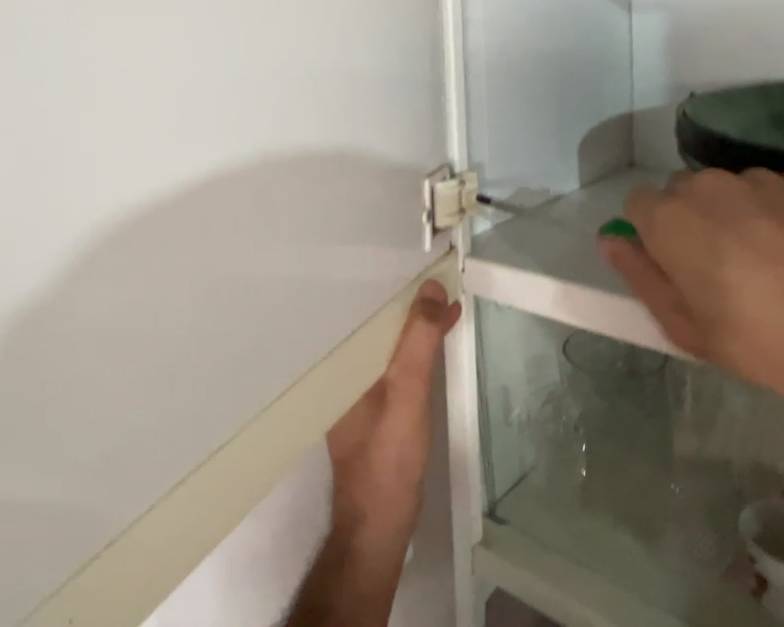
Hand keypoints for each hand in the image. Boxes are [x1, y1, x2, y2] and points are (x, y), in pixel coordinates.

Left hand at [325, 279, 460, 547]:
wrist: (380, 523)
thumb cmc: (388, 456)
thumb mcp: (408, 391)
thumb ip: (418, 341)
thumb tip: (431, 289)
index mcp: (339, 363)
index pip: (359, 310)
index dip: (387, 284)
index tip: (415, 259)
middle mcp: (340, 371)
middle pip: (371, 324)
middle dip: (402, 301)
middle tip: (436, 273)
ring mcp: (355, 389)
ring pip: (384, 343)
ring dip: (411, 323)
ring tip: (444, 298)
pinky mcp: (371, 405)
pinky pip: (391, 361)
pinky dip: (413, 347)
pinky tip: (435, 337)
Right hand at [597, 168, 783, 405]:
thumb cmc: (766, 344)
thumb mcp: (687, 328)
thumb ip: (641, 276)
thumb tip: (612, 240)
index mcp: (671, 217)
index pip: (638, 205)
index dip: (652, 237)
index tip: (676, 270)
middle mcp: (710, 184)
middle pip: (683, 193)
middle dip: (691, 223)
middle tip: (720, 273)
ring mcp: (762, 178)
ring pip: (729, 191)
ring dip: (734, 216)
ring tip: (769, 266)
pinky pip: (773, 193)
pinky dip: (776, 215)